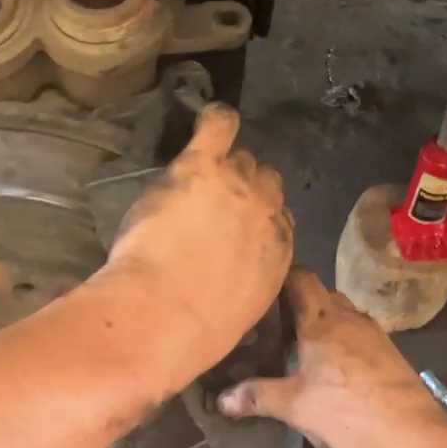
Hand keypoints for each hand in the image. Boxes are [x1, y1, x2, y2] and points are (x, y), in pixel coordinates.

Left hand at [99, 104, 292, 371]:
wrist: (167, 312)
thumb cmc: (197, 327)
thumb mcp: (241, 310)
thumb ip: (245, 281)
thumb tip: (232, 276)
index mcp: (279, 250)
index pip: (278, 219)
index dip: (257, 218)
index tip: (237, 226)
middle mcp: (266, 211)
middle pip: (265, 183)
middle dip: (245, 189)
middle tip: (214, 203)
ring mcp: (236, 184)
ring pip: (242, 160)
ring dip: (226, 166)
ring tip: (201, 175)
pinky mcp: (200, 166)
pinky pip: (217, 128)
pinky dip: (215, 122)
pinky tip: (209, 120)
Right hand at [218, 270, 446, 447]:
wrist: (418, 444)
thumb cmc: (350, 416)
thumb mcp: (296, 408)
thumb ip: (258, 397)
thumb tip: (221, 399)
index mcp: (323, 321)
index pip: (302, 279)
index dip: (281, 276)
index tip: (260, 284)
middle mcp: (351, 320)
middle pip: (322, 295)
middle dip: (299, 301)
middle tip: (271, 318)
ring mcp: (376, 338)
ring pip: (342, 317)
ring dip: (322, 323)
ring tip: (295, 342)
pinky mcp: (391, 359)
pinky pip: (358, 338)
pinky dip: (341, 343)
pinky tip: (329, 368)